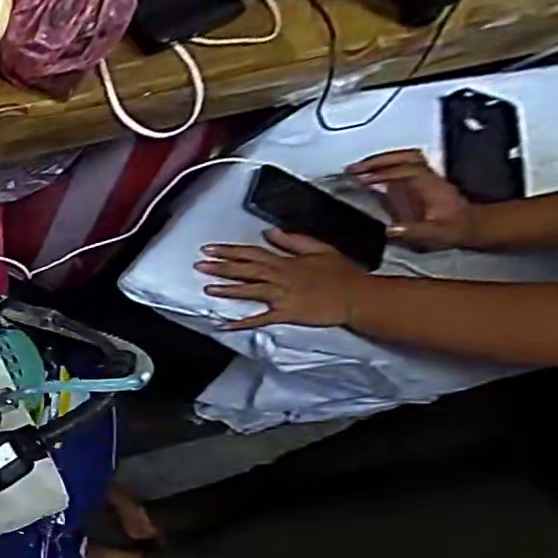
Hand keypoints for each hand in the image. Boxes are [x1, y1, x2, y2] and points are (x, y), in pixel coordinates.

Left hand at [197, 229, 375, 329]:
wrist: (358, 296)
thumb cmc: (341, 273)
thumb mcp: (320, 249)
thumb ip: (293, 240)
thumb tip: (270, 231)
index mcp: (286, 261)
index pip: (251, 253)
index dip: (229, 251)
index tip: (209, 248)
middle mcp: (280, 276)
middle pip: (246, 270)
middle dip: (221, 267)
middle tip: (199, 265)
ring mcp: (282, 296)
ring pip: (249, 291)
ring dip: (227, 290)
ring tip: (207, 288)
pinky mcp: (285, 314)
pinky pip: (259, 319)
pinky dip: (241, 323)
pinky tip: (223, 325)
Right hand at [345, 149, 477, 249]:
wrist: (469, 224)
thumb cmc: (452, 230)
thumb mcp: (435, 234)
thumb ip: (415, 231)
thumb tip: (390, 229)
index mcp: (433, 187)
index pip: (410, 171)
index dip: (387, 173)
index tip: (363, 180)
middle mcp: (429, 177)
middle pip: (407, 157)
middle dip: (379, 160)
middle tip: (352, 169)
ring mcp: (425, 177)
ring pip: (405, 157)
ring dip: (380, 160)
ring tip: (355, 169)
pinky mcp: (419, 181)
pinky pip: (402, 165)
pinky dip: (383, 166)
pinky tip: (367, 174)